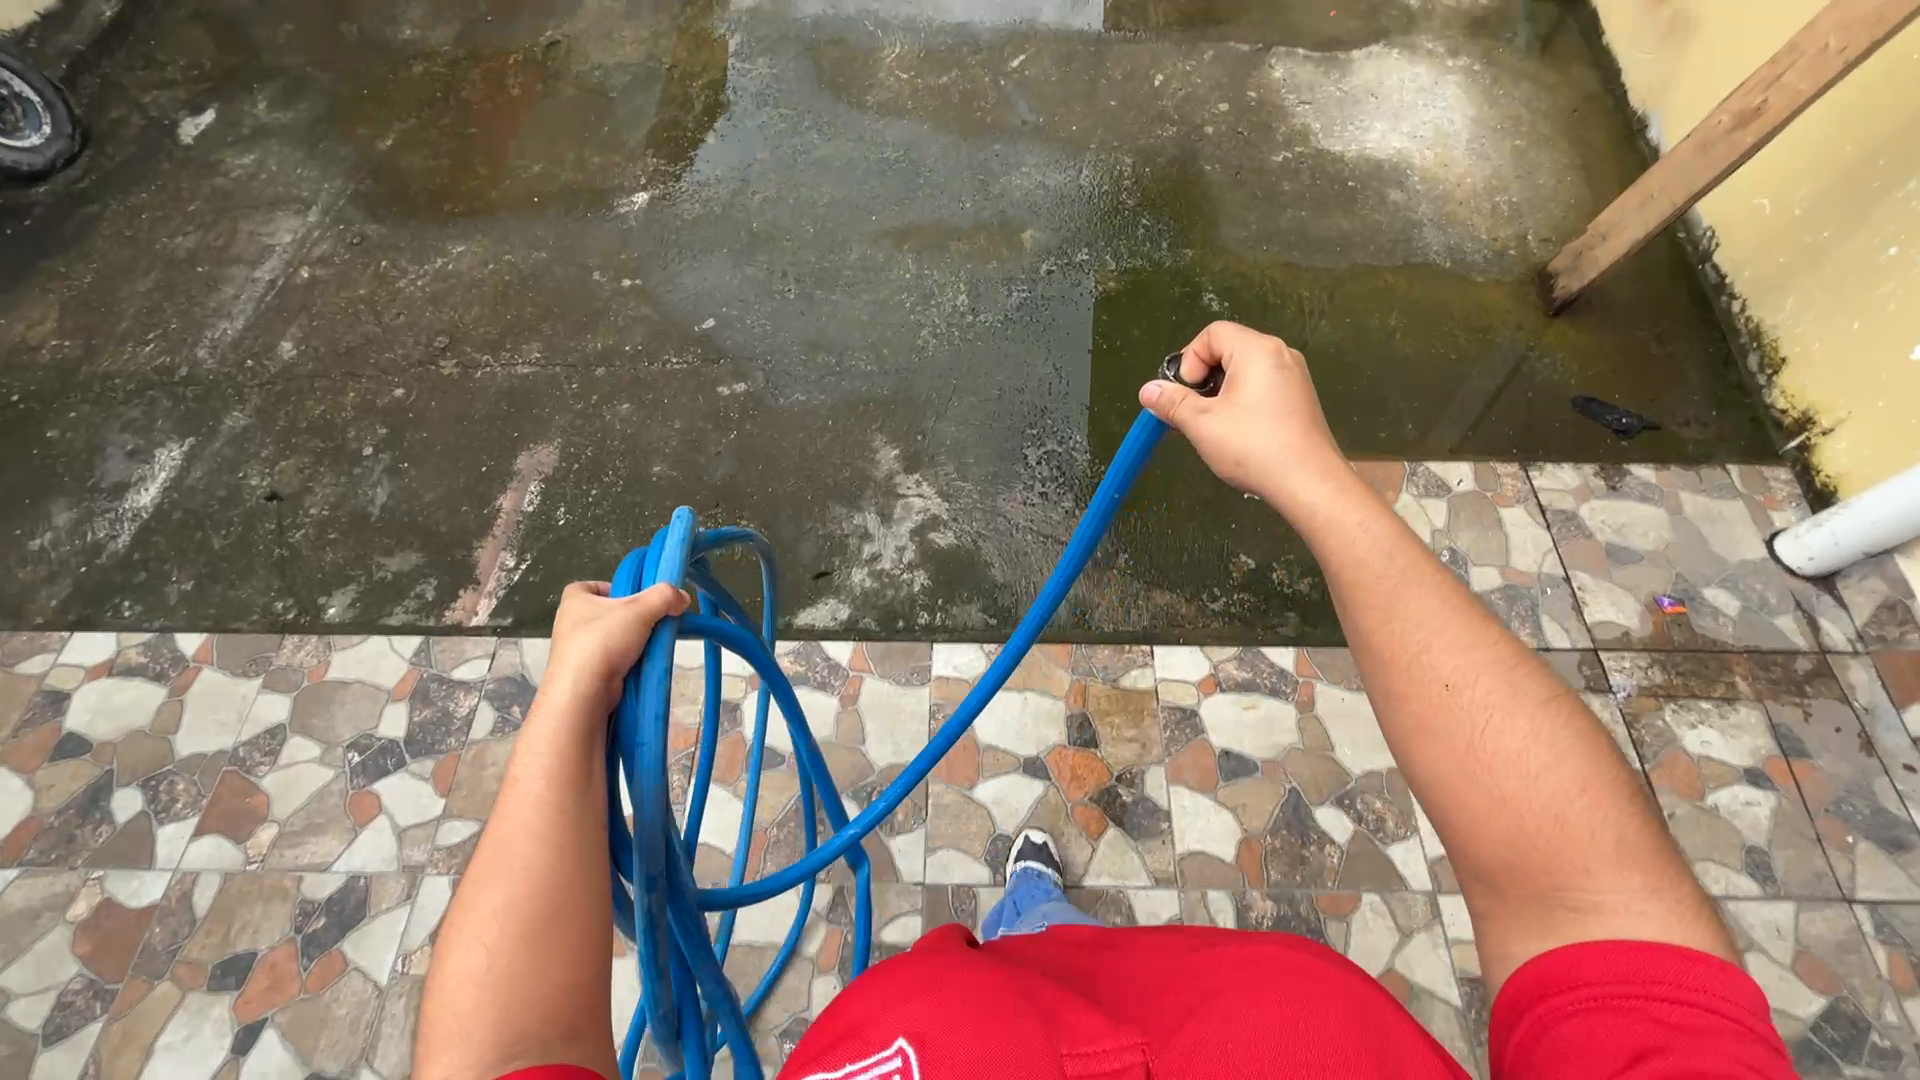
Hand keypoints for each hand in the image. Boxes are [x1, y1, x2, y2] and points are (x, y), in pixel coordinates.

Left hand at [541, 581, 689, 717]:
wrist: (583, 692)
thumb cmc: (604, 641)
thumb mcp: (640, 609)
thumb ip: (664, 597)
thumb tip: (682, 596)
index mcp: (574, 600)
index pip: (592, 586)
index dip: (614, 589)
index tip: (635, 598)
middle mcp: (570, 623)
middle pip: (608, 613)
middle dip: (631, 618)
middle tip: (652, 621)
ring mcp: (575, 651)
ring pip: (611, 638)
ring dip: (631, 641)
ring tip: (652, 644)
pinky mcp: (583, 673)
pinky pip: (610, 660)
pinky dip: (627, 661)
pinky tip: (643, 663)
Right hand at [1138, 321, 1354, 514]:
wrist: (1309, 482)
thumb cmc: (1253, 447)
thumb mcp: (1202, 424)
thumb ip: (1172, 402)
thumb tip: (1147, 390)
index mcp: (1257, 350)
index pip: (1213, 333)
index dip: (1190, 359)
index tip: (1185, 393)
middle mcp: (1280, 354)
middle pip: (1228, 349)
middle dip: (1202, 378)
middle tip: (1192, 412)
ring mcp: (1294, 376)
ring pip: (1243, 371)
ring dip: (1219, 393)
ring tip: (1211, 426)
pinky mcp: (1299, 398)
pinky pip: (1260, 387)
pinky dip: (1240, 402)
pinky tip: (1236, 433)